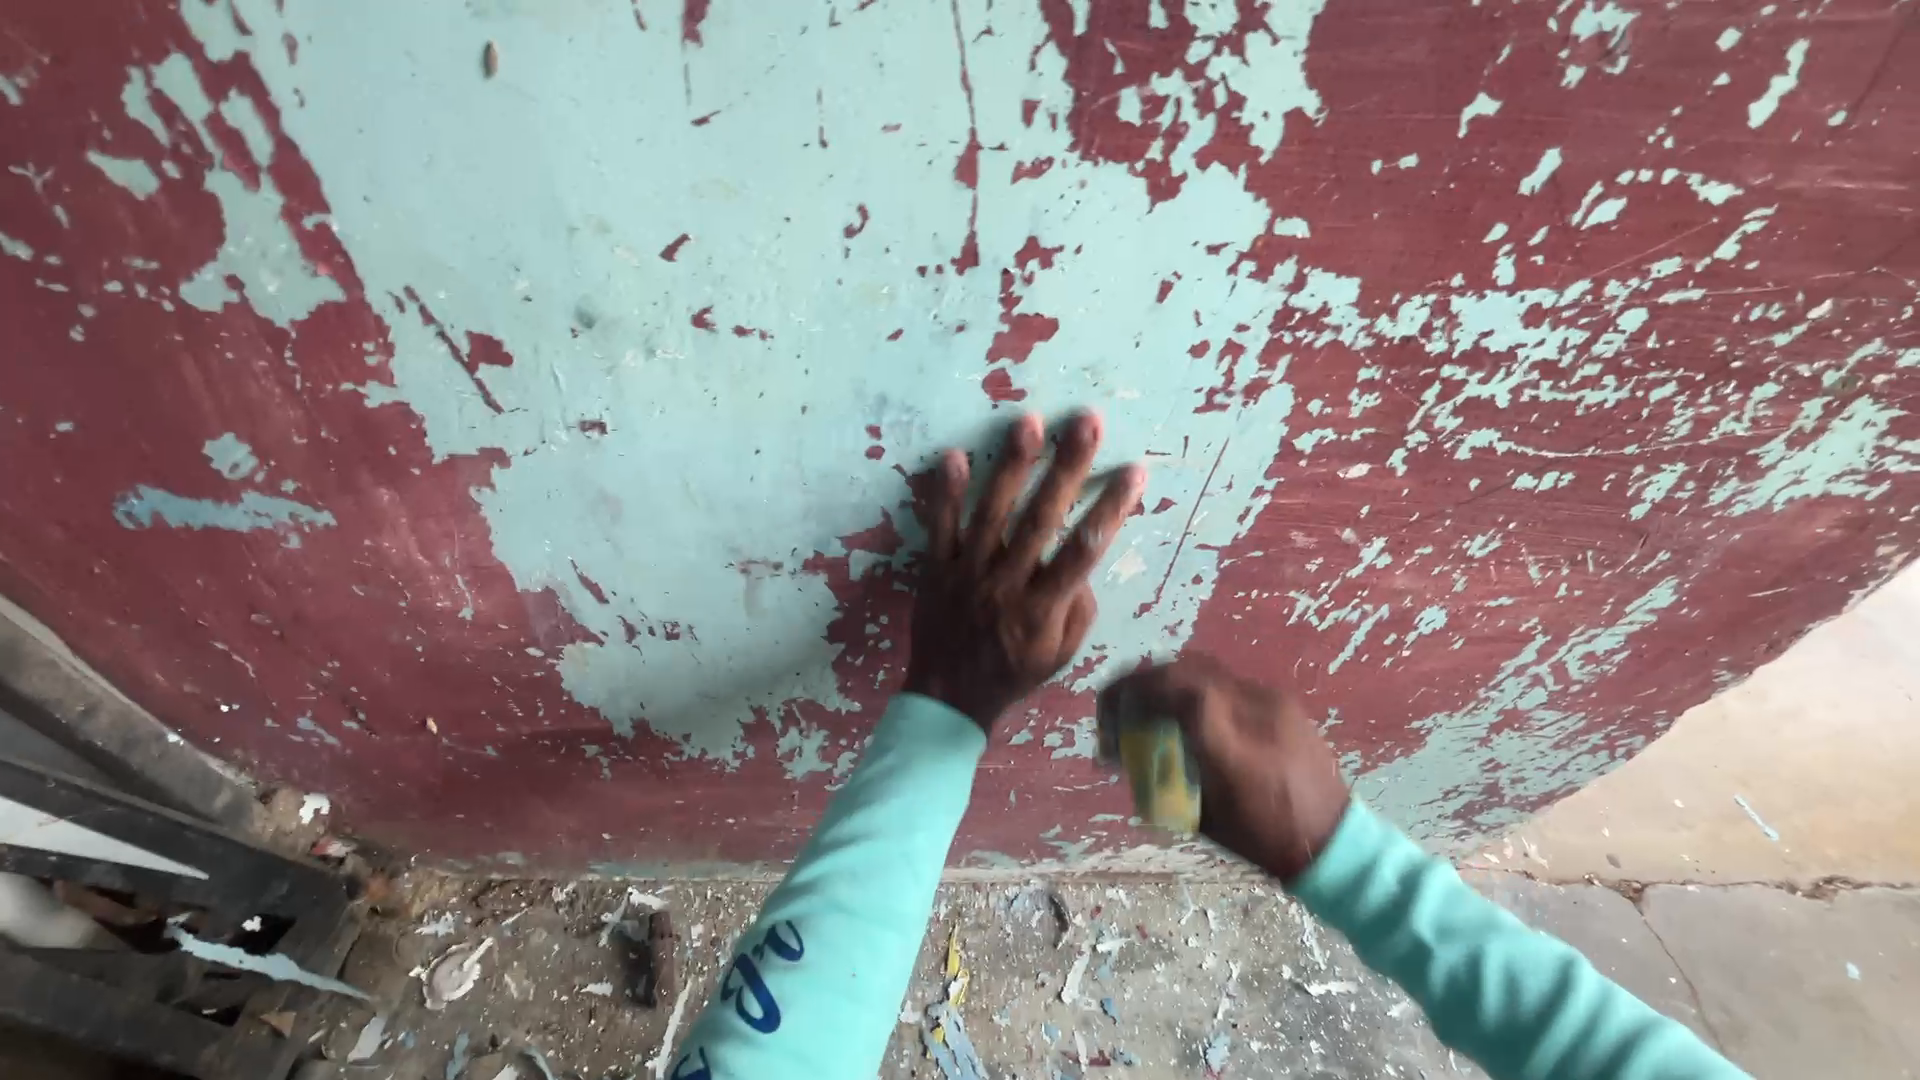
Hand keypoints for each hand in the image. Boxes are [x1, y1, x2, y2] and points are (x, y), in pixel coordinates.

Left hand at [904, 411, 1145, 730]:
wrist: (948, 695)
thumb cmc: (1013, 672)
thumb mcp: (1061, 654)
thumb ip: (1078, 608)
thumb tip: (1083, 565)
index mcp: (1042, 607)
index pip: (1085, 550)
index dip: (1112, 509)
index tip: (1135, 471)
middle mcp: (1007, 583)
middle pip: (1041, 519)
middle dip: (1067, 468)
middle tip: (1086, 423)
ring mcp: (967, 572)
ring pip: (992, 514)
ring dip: (1012, 467)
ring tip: (1028, 423)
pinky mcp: (935, 568)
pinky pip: (939, 528)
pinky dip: (943, 494)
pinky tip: (952, 456)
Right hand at [1101, 655, 1349, 880]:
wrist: (1332, 840)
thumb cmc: (1262, 839)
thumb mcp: (1202, 816)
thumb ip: (1163, 774)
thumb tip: (1123, 752)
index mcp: (1233, 748)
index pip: (1179, 691)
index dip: (1136, 690)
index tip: (1111, 709)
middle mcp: (1254, 712)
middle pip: (1187, 669)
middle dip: (1144, 679)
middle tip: (1120, 700)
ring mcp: (1271, 700)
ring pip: (1205, 667)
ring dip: (1168, 678)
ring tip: (1149, 699)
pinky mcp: (1281, 700)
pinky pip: (1226, 680)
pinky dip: (1195, 686)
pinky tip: (1187, 709)